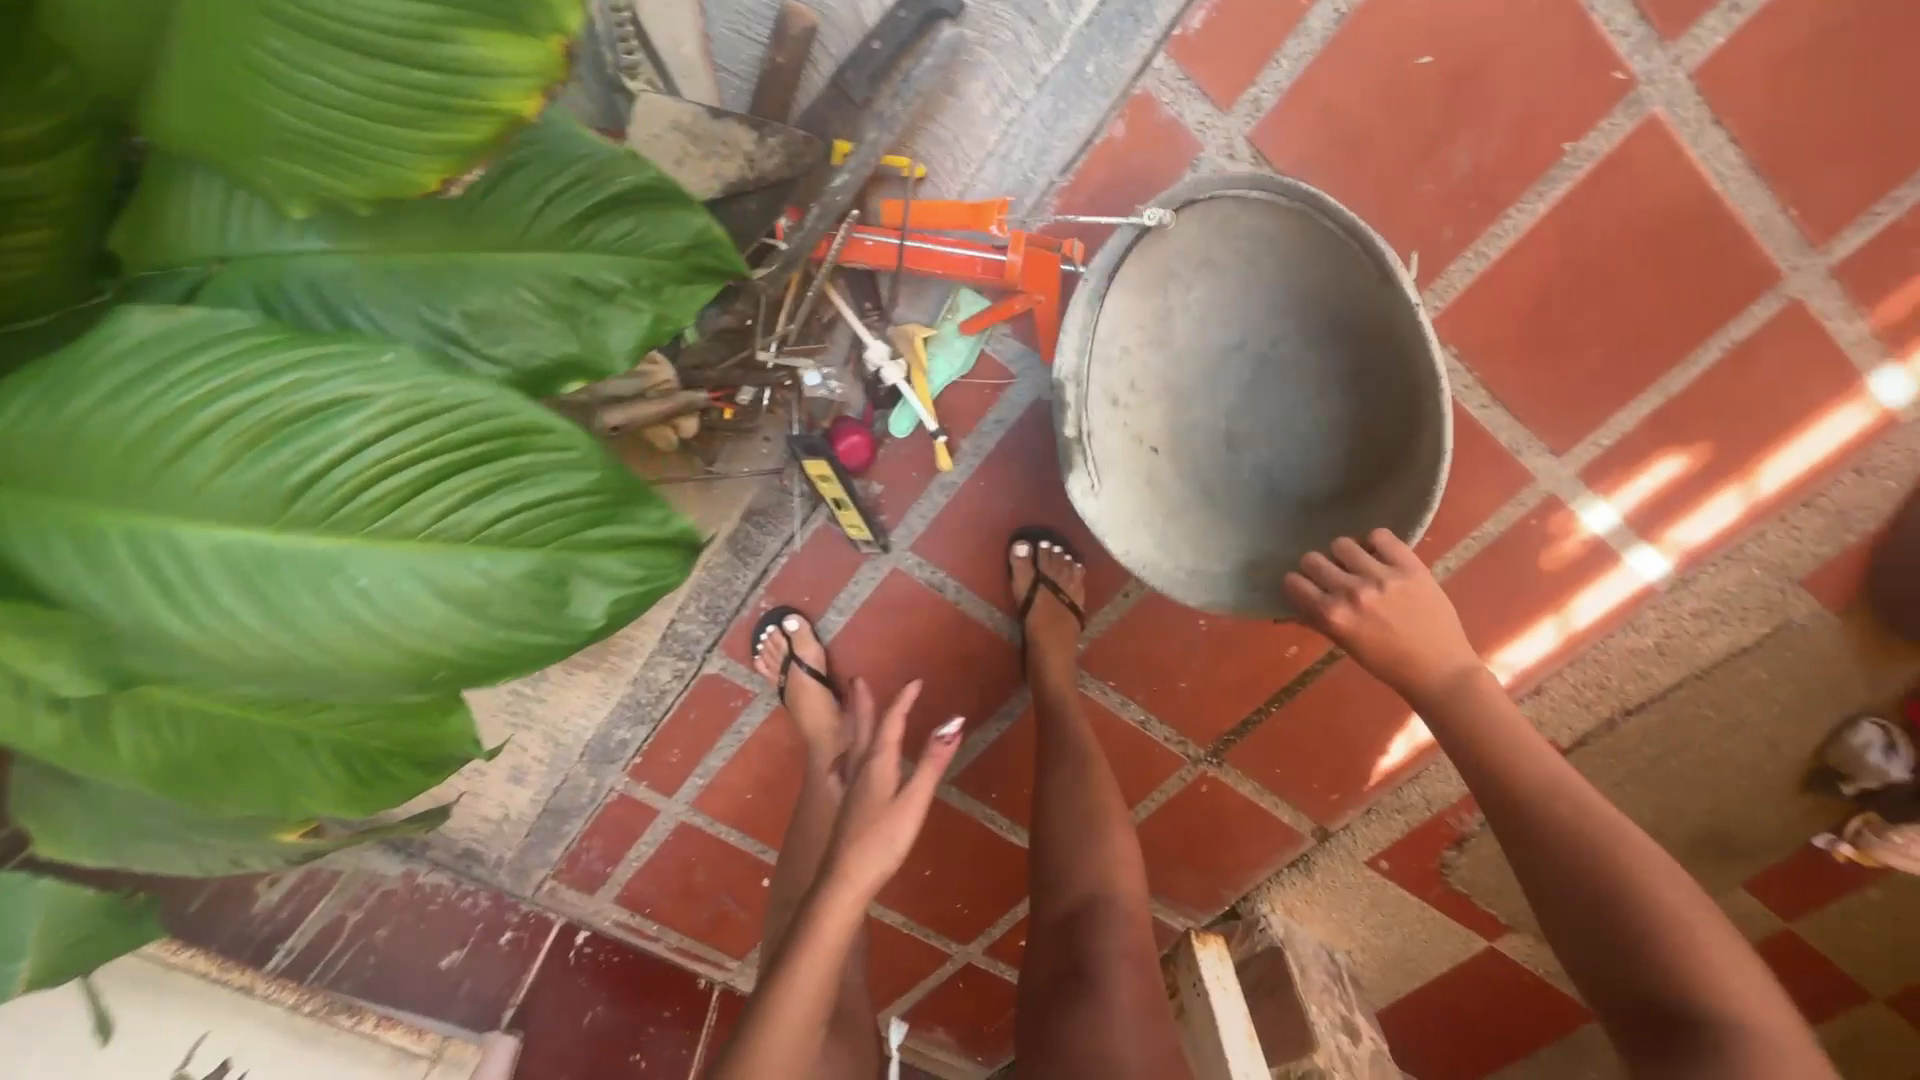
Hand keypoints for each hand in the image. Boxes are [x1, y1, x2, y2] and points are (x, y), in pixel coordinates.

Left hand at [820, 677, 965, 899]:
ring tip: (853, 709)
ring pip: (852, 745)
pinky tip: (845, 764)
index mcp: (878, 763)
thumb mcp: (914, 801)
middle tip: (858, 681)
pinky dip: (849, 752)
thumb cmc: (883, 841)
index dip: (903, 701)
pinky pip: (847, 765)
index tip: (915, 681)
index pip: (891, 723)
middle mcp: (860, 769)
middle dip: (864, 703)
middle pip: (863, 729)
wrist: (845, 879)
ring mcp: (850, 787)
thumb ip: (932, 762)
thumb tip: (954, 722)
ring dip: (855, 723)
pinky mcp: (847, 804)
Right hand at [1283, 529, 1484, 702]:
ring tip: (1358, 564)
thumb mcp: (1344, 644)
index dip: (1297, 583)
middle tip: (1331, 575)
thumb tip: (1296, 601)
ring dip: (1345, 555)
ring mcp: (1381, 577)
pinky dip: (1376, 543)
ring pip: (1343, 544)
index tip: (1305, 586)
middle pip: (1313, 559)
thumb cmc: (1386, 664)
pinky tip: (1380, 556)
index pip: (1294, 582)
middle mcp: (1351, 593)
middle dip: (1317, 567)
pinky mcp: (1409, 567)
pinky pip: (1380, 536)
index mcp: (1332, 616)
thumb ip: (1318, 619)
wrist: (1439, 670)